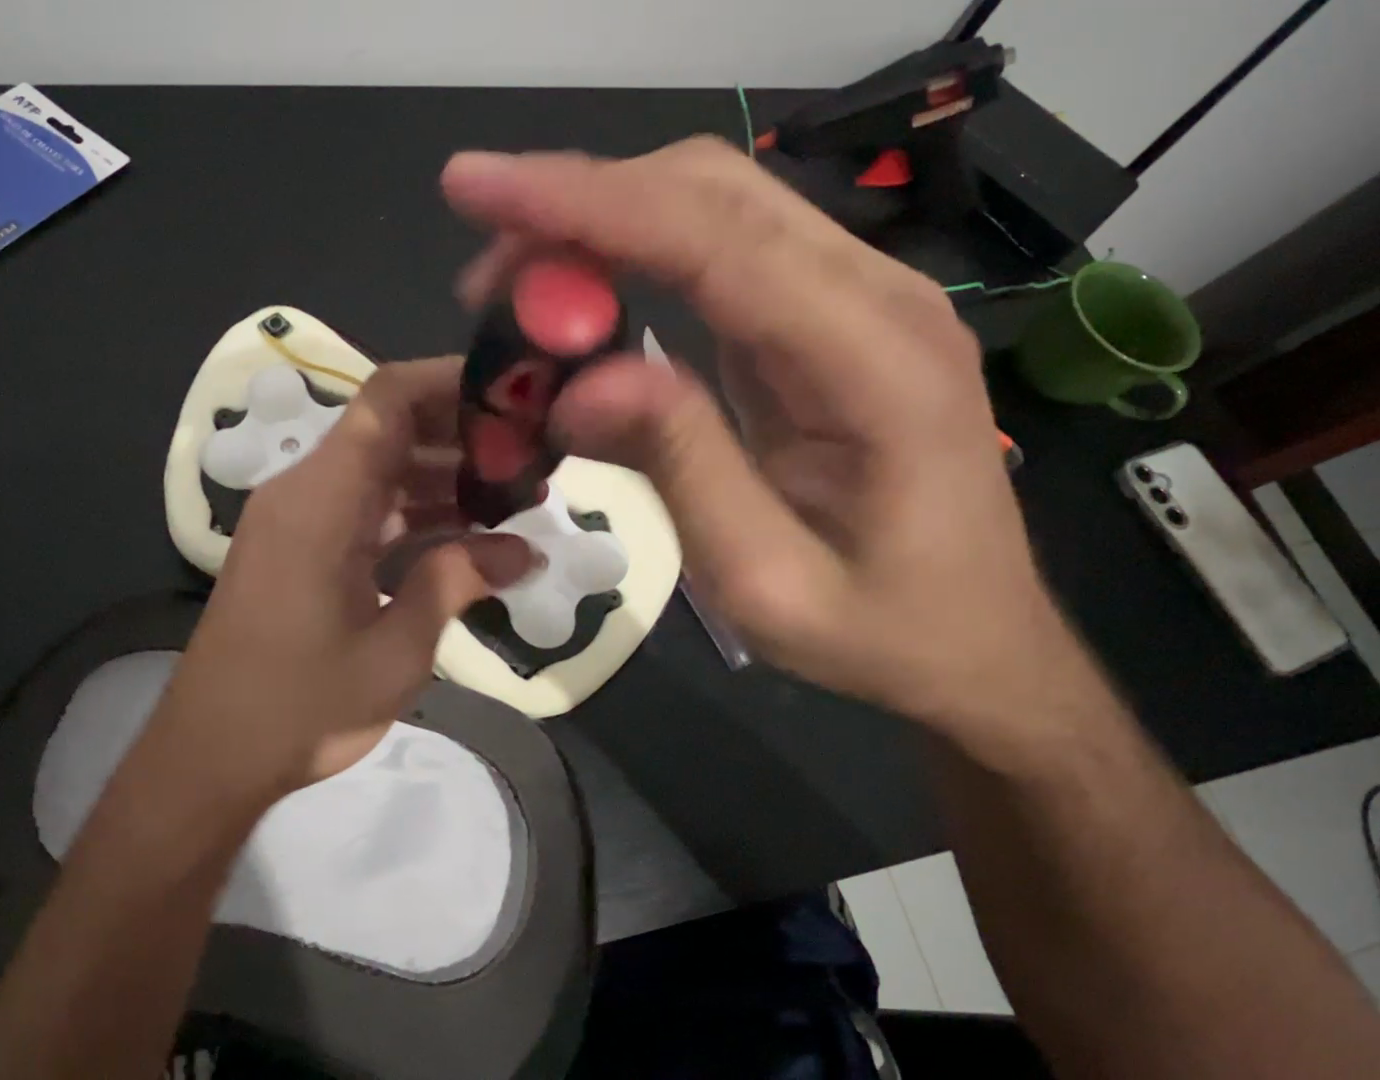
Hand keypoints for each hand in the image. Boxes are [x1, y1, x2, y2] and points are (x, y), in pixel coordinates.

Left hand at [156, 357, 530, 795]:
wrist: (211, 756)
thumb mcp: (397, 649)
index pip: (388, 399)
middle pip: (388, 431)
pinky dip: (413, 518)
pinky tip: (468, 541)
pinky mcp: (298, 553)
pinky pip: (363, 512)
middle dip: (462, 438)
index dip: (452, 383)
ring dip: (443, 482)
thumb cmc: (301, 705)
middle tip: (534, 462)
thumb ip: (457, 581)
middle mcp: (304, 493)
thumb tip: (524, 550)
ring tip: (516, 503)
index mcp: (321, 499)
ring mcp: (298, 523)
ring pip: (380, 473)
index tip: (516, 399)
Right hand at [442, 138, 1075, 734]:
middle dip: (580, 204)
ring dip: (601, 223)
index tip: (476, 190)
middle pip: (712, 192)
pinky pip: (719, 252)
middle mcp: (875, 297)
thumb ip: (683, 467)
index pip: (714, 241)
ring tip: (508, 286)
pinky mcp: (826, 316)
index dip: (588, 206)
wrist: (976, 641)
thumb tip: (577, 384)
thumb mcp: (766, 580)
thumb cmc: (880, 630)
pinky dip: (634, 254)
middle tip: (478, 265)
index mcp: (873, 360)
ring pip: (712, 206)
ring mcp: (857, 298)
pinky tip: (577, 294)